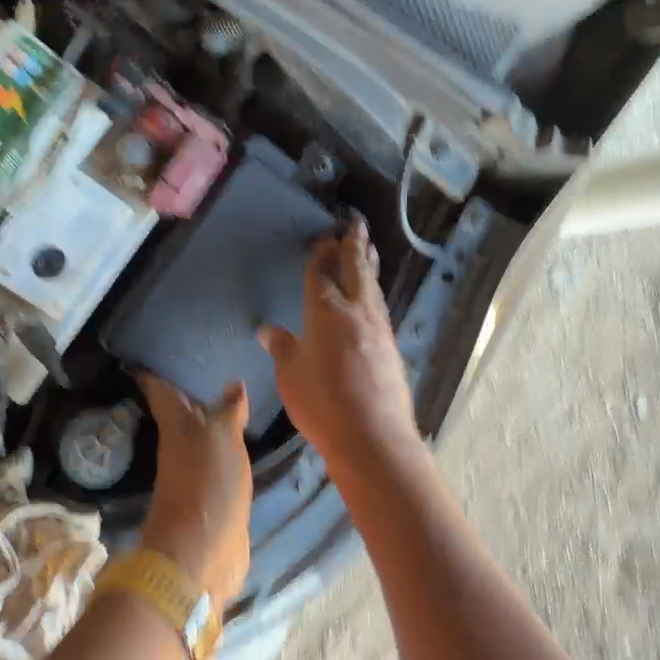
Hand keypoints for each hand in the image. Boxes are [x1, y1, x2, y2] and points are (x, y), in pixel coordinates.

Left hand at [136, 374, 253, 601]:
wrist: (202, 555)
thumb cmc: (206, 486)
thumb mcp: (220, 438)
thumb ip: (227, 410)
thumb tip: (233, 384)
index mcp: (176, 425)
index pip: (160, 387)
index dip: (156, 367)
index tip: (156, 345)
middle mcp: (184, 443)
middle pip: (184, 409)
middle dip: (192, 385)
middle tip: (211, 354)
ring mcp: (199, 470)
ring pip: (205, 431)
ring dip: (214, 412)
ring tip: (234, 387)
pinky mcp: (217, 492)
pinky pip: (223, 456)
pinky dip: (230, 440)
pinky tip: (244, 430)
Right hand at [258, 218, 422, 472]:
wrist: (373, 435)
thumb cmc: (323, 403)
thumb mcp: (290, 376)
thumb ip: (282, 348)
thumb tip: (268, 330)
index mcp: (325, 311)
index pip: (320, 273)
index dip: (320, 254)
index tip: (322, 239)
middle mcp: (355, 310)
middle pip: (355, 268)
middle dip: (354, 245)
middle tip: (356, 224)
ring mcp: (378, 327)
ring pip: (372, 286)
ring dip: (368, 265)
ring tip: (368, 250)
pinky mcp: (391, 346)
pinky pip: (380, 307)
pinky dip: (374, 292)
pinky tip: (374, 298)